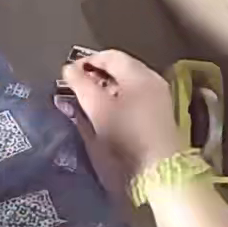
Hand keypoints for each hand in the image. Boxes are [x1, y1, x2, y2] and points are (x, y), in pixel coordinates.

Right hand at [60, 50, 184, 181]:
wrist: (159, 170)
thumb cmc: (125, 136)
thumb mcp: (97, 109)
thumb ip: (80, 86)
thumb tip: (69, 70)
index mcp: (138, 74)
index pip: (109, 56)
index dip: (86, 61)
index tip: (68, 74)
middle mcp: (151, 81)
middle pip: (120, 68)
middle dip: (95, 75)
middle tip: (76, 87)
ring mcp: (158, 98)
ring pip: (127, 84)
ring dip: (106, 88)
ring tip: (88, 101)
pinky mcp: (159, 116)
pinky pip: (135, 98)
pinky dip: (118, 99)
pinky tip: (106, 114)